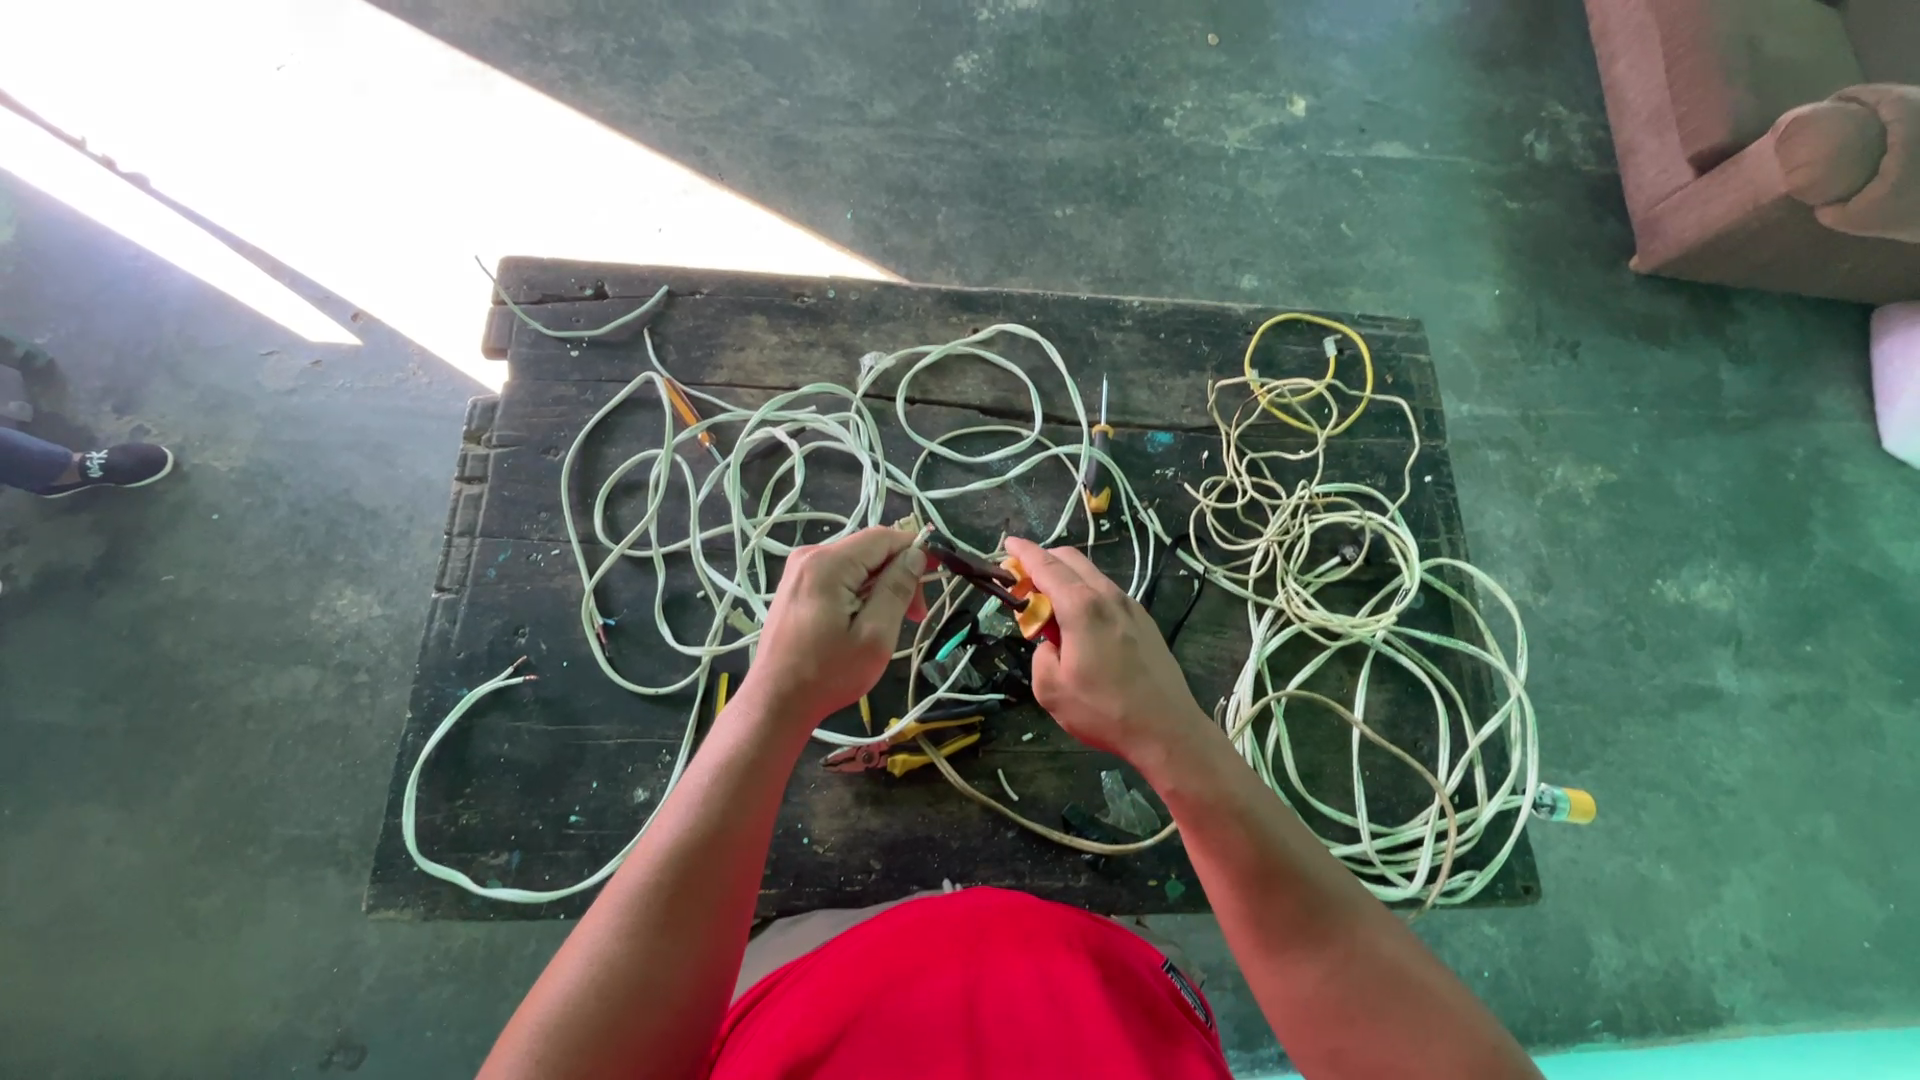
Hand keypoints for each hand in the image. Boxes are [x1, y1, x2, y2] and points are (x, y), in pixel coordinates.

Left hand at [747, 526, 928, 727]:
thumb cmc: (827, 675)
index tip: (937, 577)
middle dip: (898, 575)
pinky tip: (865, 620)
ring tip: (891, 623)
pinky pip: (838, 575)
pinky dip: (859, 591)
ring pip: (855, 563)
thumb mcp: (875, 636)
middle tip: (915, 616)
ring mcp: (798, 571)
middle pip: (869, 549)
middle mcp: (809, 557)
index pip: (883, 537)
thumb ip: (896, 589)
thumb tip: (916, 555)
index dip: (916, 550)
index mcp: (828, 564)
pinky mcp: (795, 586)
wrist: (775, 702)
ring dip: (881, 586)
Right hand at [1005, 537, 1213, 763]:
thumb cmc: (1104, 711)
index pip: (1045, 566)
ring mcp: (1130, 606)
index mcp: (1081, 607)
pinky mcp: (1143, 621)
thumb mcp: (1051, 689)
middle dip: (1043, 560)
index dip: (1023, 552)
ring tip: (1049, 605)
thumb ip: (1041, 654)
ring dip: (1065, 578)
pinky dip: (1085, 592)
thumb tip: (1050, 643)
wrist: (1166, 729)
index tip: (1007, 543)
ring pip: (1091, 574)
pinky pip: (1107, 592)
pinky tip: (1079, 621)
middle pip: (1071, 559)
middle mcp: (1107, 596)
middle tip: (1022, 581)